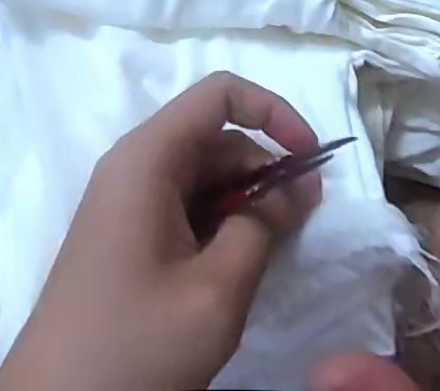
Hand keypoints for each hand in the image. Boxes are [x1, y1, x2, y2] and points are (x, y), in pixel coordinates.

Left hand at [0, 72, 323, 390]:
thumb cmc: (134, 345)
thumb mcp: (214, 293)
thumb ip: (262, 229)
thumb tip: (294, 187)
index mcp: (148, 156)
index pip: (218, 94)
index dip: (271, 111)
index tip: (311, 156)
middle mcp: (135, 163)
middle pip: (214, 137)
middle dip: (264, 167)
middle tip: (306, 218)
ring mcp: (129, 197)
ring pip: (203, 172)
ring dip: (246, 198)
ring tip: (277, 245)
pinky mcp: (129, 229)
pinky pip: (186, 203)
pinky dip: (222, 220)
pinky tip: (240, 261)